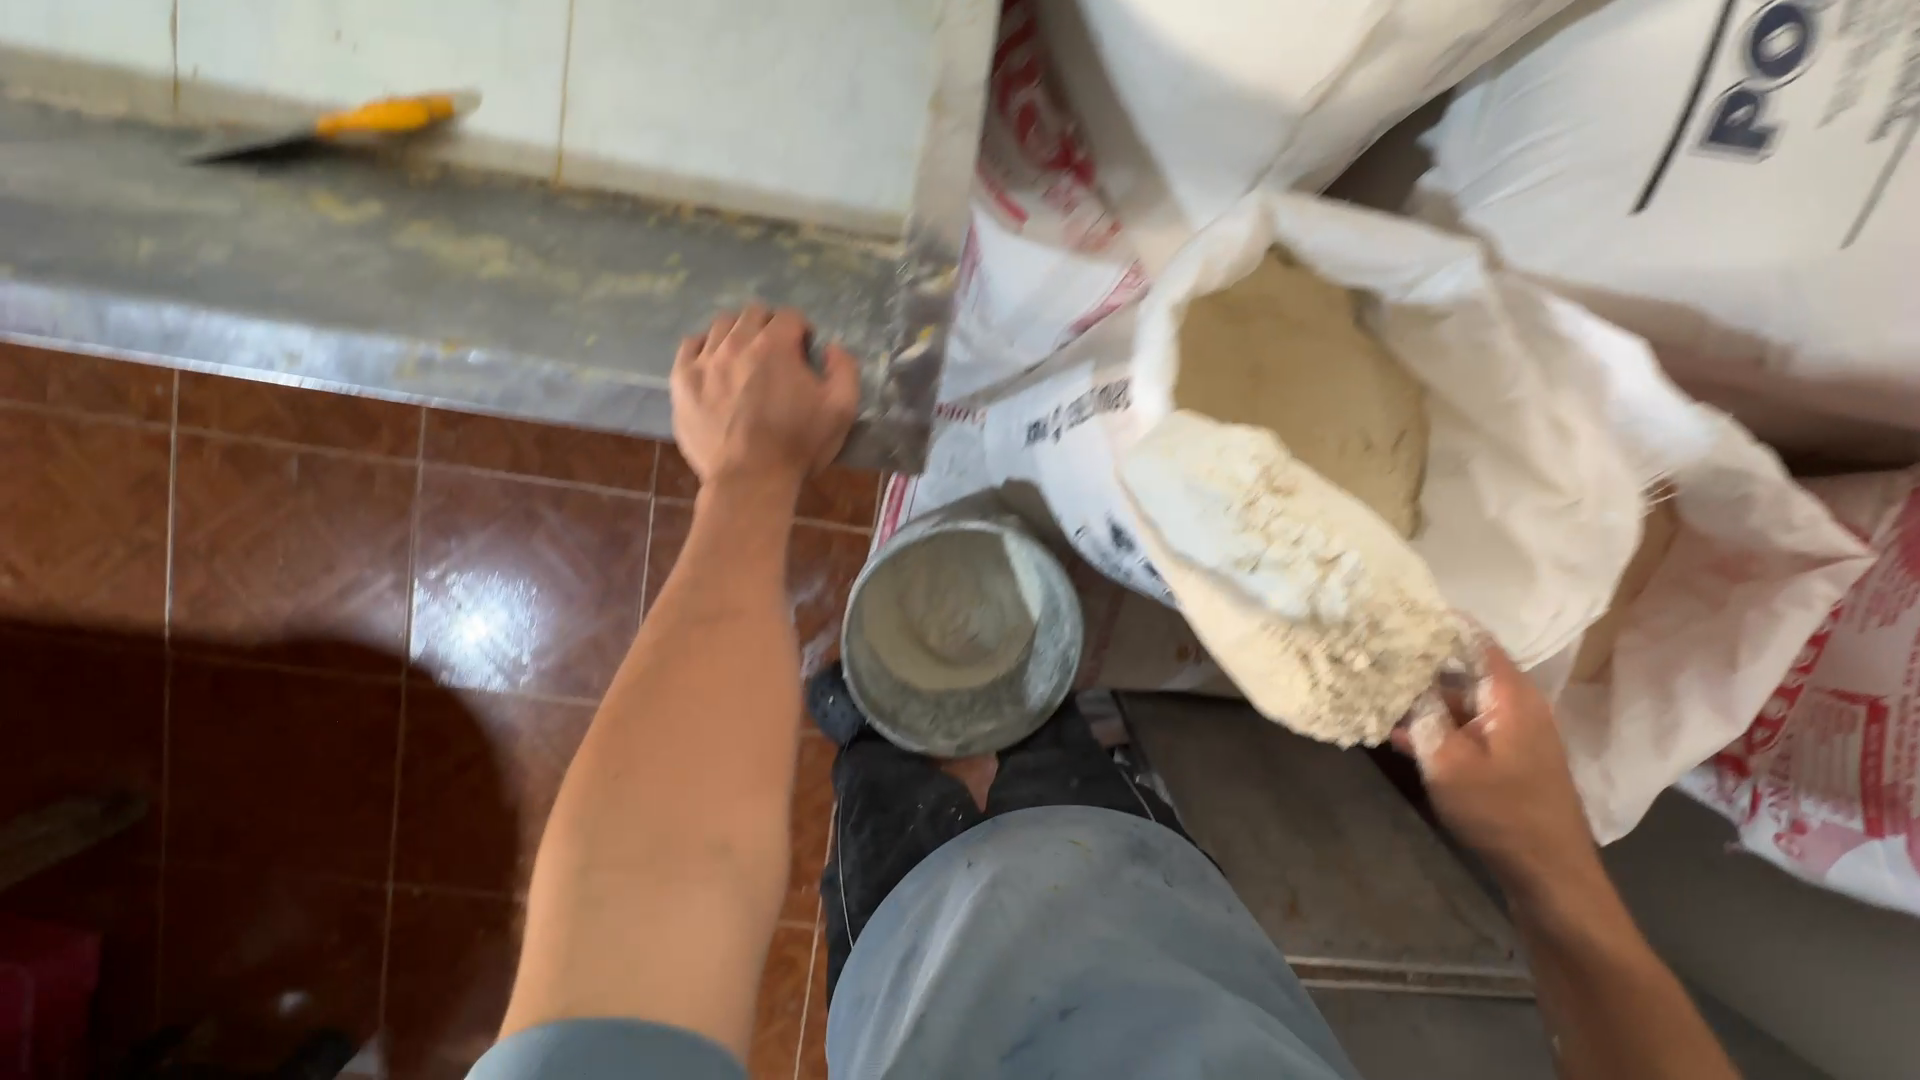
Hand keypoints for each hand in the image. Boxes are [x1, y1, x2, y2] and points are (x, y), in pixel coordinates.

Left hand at [671, 305, 860, 490]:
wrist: (749, 480)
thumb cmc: (797, 446)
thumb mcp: (841, 410)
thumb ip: (844, 369)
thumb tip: (831, 348)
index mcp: (775, 345)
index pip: (790, 316)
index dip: (801, 331)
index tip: (804, 352)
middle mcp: (737, 342)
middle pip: (753, 313)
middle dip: (769, 327)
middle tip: (776, 355)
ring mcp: (705, 360)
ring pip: (721, 326)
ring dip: (738, 335)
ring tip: (744, 360)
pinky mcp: (682, 380)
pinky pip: (690, 346)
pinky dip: (704, 348)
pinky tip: (714, 365)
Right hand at [1393, 635, 1599, 895]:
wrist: (1548, 872)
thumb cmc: (1499, 810)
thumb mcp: (1446, 759)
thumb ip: (1422, 713)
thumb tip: (1402, 677)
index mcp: (1509, 694)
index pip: (1472, 638)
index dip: (1434, 623)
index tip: (1391, 615)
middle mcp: (1515, 704)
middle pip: (1462, 667)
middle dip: (1418, 661)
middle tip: (1370, 654)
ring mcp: (1511, 731)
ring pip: (1458, 699)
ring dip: (1421, 697)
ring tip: (1373, 691)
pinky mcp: (1505, 756)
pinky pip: (1464, 726)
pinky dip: (1434, 725)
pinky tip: (1395, 732)